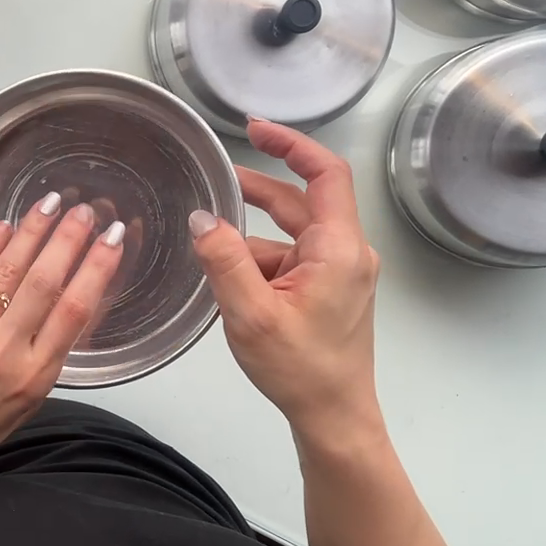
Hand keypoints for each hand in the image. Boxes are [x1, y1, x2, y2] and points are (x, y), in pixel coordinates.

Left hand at [0, 193, 125, 478]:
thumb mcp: (27, 403)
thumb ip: (48, 357)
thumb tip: (68, 310)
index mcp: (34, 374)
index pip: (75, 310)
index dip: (98, 268)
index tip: (113, 240)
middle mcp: (6, 348)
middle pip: (45, 281)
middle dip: (69, 240)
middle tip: (86, 211)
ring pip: (9, 270)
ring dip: (34, 232)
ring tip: (52, 203)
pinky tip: (7, 225)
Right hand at [189, 119, 381, 438]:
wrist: (333, 415)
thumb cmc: (298, 368)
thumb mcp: (250, 314)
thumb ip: (224, 260)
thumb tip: (201, 217)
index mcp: (338, 249)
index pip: (325, 175)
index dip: (291, 144)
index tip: (254, 129)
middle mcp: (345, 253)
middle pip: (300, 203)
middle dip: (255, 190)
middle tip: (212, 179)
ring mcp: (338, 273)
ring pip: (288, 236)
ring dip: (249, 240)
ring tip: (208, 255)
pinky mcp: (328, 290)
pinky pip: (287, 260)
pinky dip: (257, 264)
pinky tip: (229, 286)